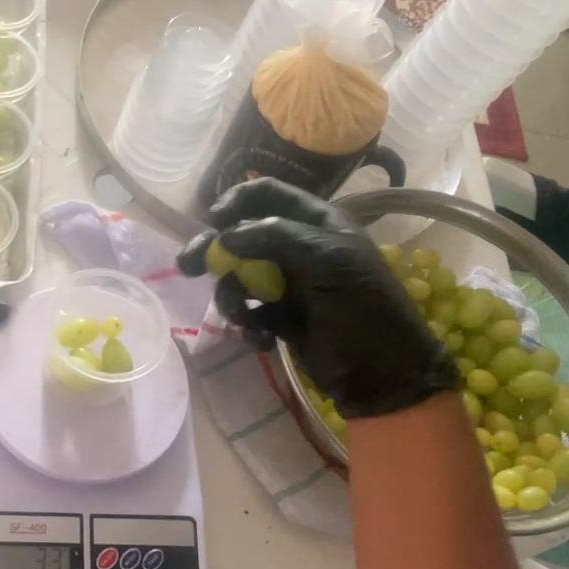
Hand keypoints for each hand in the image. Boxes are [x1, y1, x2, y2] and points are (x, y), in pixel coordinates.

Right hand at [178, 178, 457, 418]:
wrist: (381, 373)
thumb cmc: (362, 309)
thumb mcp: (326, 261)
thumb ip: (274, 238)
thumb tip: (224, 235)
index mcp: (316, 224)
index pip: (267, 194)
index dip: (236, 201)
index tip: (213, 220)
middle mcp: (299, 249)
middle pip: (242, 238)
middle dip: (215, 252)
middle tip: (187, 266)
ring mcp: (289, 285)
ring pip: (239, 279)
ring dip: (232, 299)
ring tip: (242, 319)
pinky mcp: (281, 319)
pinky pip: (249, 313)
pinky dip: (248, 326)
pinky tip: (261, 341)